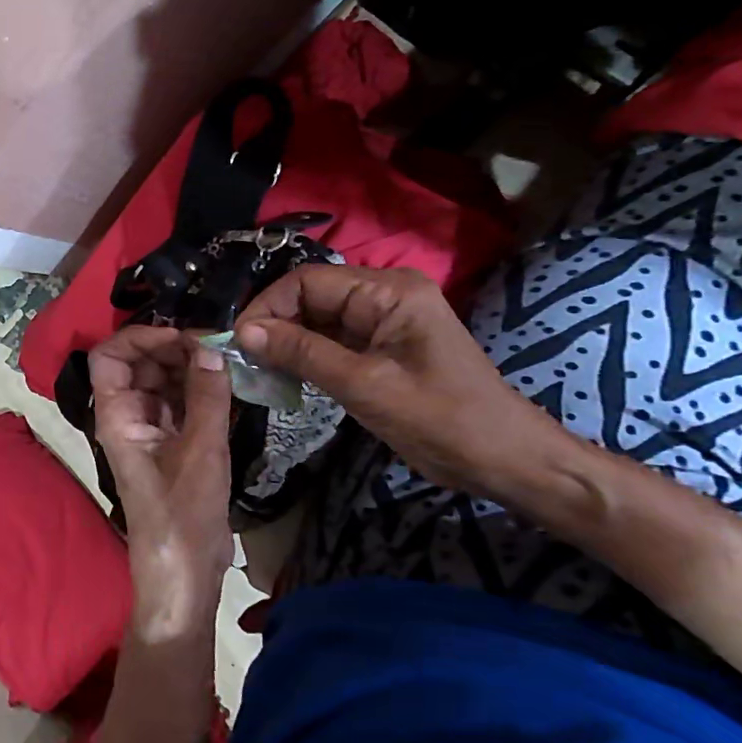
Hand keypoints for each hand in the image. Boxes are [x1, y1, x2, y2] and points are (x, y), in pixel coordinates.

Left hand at [87, 325, 233, 639]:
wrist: (185, 573)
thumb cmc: (183, 514)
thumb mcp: (201, 451)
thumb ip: (206, 396)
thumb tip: (212, 348)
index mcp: (116, 415)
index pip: (110, 357)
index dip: (139, 338)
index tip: (181, 335)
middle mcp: (128, 416)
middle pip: (139, 364)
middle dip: (172, 348)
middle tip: (215, 346)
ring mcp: (150, 429)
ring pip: (162, 382)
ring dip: (189, 367)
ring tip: (226, 360)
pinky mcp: (173, 443)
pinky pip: (180, 402)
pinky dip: (199, 389)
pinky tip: (227, 383)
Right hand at [235, 264, 568, 499]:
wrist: (504, 461)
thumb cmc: (441, 419)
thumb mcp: (364, 385)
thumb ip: (302, 353)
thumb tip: (243, 332)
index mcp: (389, 291)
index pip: (307, 281)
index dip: (267, 306)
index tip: (237, 340)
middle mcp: (383, 295)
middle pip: (308, 297)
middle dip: (273, 325)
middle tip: (241, 358)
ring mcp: (381, 321)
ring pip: (314, 319)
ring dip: (284, 342)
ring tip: (255, 368)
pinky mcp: (378, 345)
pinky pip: (328, 340)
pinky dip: (303, 356)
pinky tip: (281, 375)